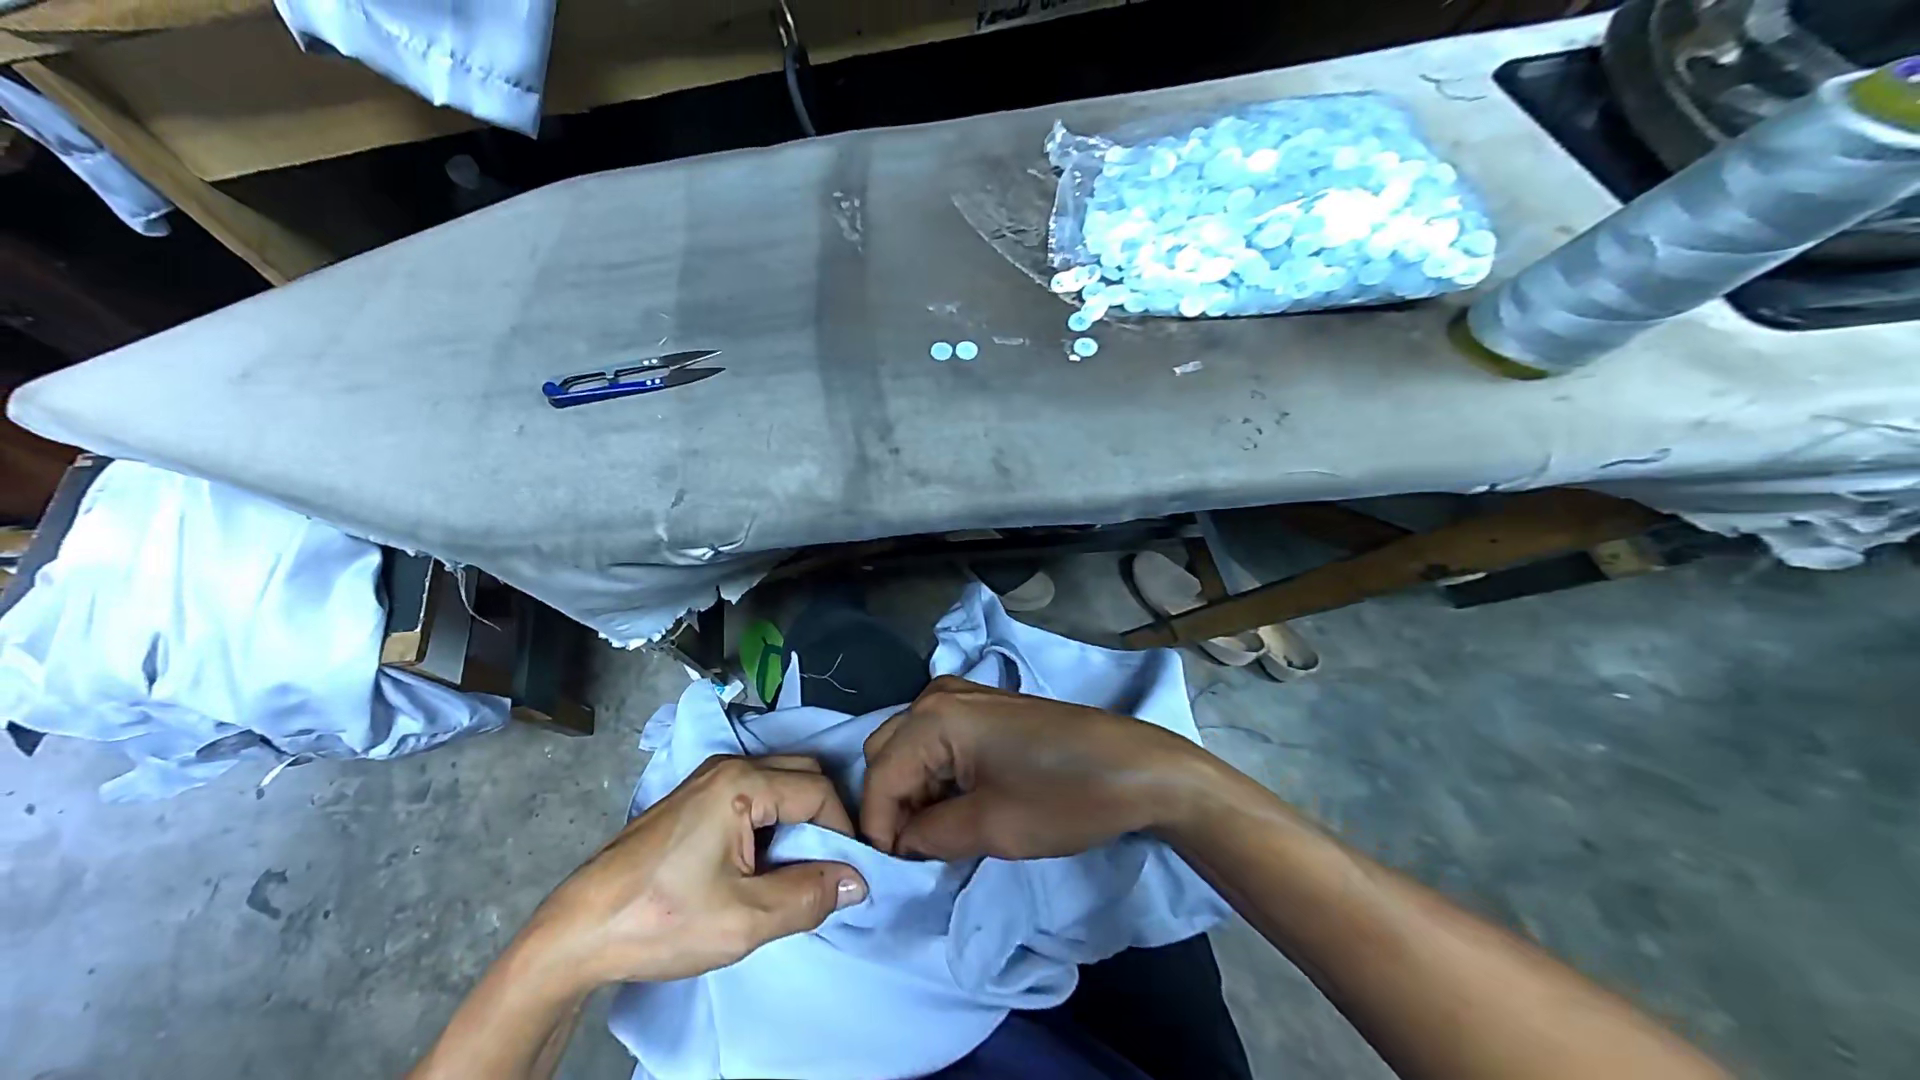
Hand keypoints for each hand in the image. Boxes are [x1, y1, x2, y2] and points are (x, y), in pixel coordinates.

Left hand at [521, 755, 868, 989]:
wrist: (577, 931)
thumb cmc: (661, 920)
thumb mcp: (745, 920)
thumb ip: (809, 895)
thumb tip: (857, 879)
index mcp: (742, 782)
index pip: (819, 792)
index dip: (842, 832)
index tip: (845, 874)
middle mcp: (727, 766)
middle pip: (803, 774)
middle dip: (823, 817)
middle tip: (822, 867)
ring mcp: (706, 778)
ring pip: (778, 780)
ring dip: (797, 817)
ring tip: (791, 868)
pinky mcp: (692, 797)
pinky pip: (752, 791)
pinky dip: (771, 817)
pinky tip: (758, 860)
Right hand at [859, 676, 1220, 859]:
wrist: (1140, 769)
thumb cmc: (1066, 796)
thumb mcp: (991, 828)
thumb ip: (928, 836)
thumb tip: (902, 842)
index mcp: (935, 716)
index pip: (879, 777)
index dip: (877, 829)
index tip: (893, 872)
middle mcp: (940, 695)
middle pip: (887, 754)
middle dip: (891, 805)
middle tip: (914, 852)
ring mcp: (965, 696)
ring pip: (910, 747)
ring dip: (913, 791)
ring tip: (936, 835)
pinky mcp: (986, 707)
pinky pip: (938, 740)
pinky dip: (936, 775)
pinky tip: (956, 806)